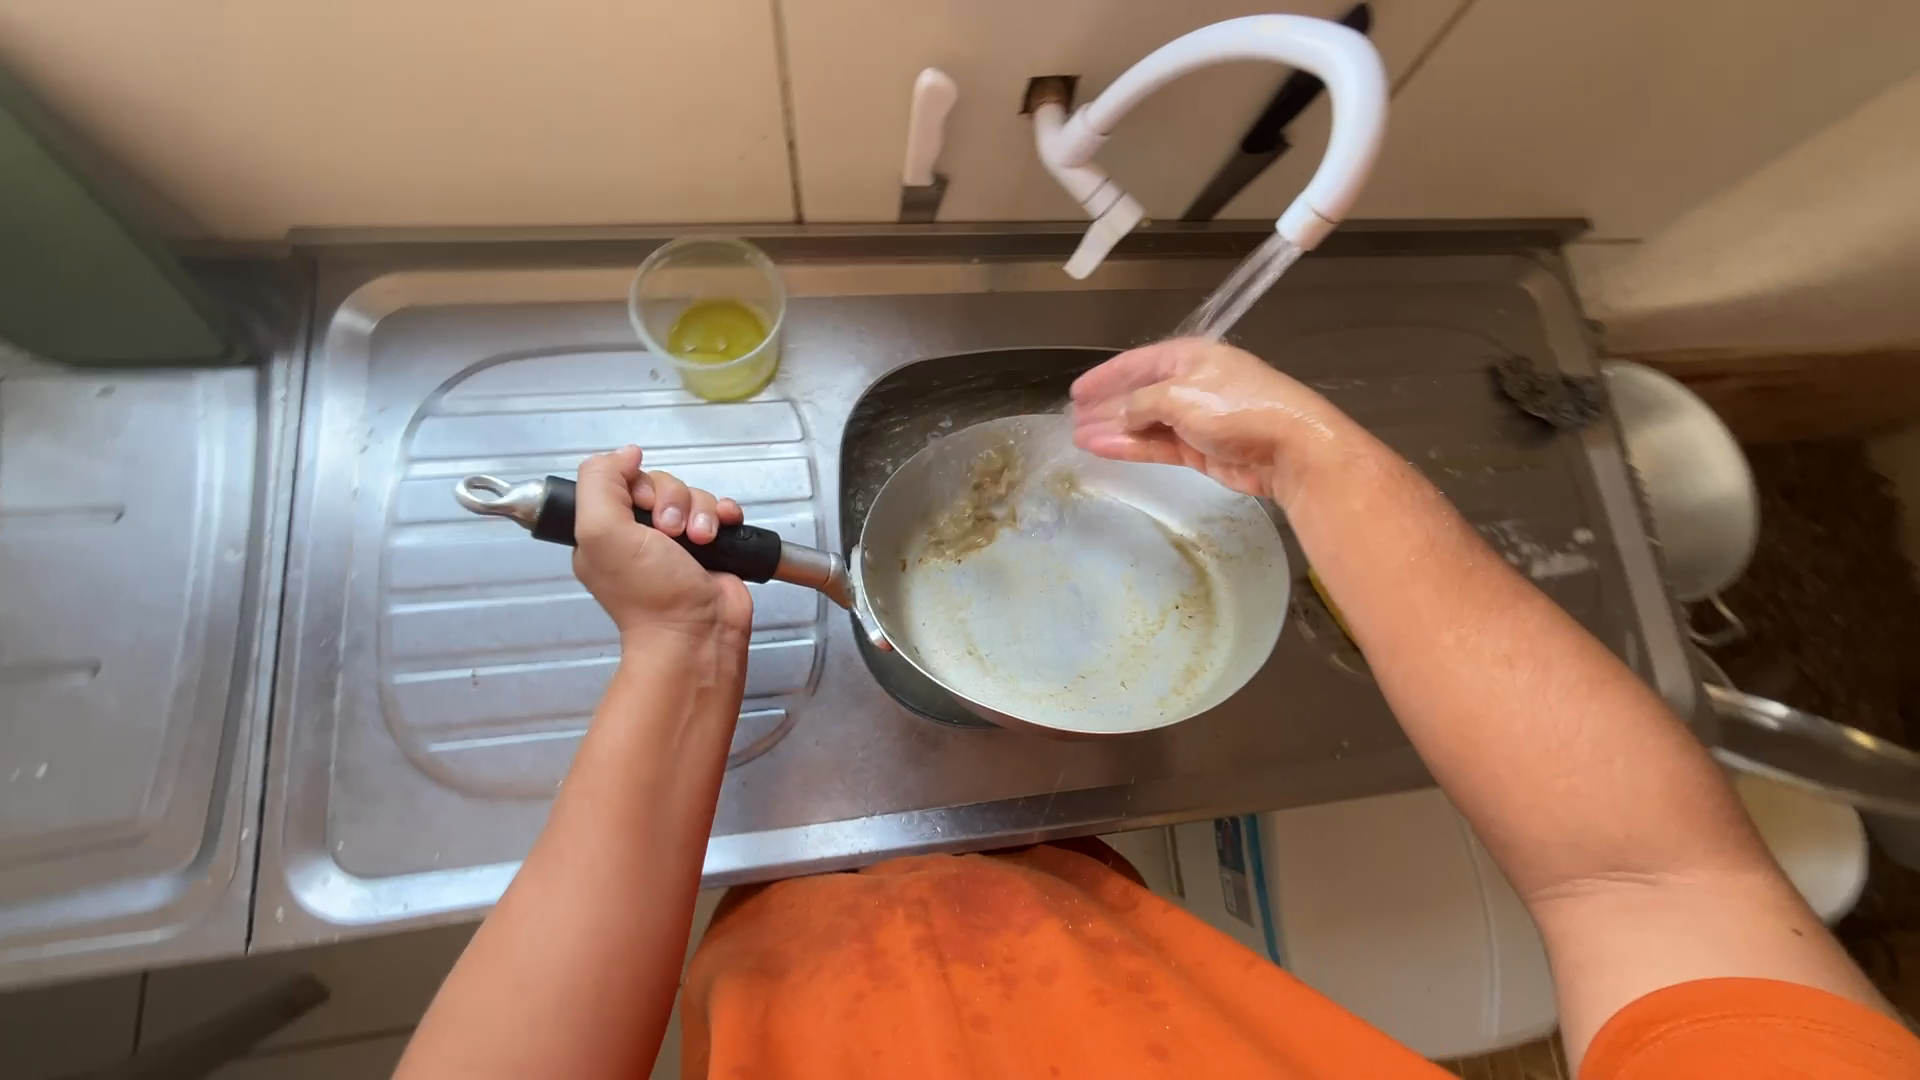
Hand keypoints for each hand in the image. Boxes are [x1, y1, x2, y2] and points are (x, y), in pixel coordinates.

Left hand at [572, 446, 754, 647]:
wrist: (698, 631)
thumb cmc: (647, 590)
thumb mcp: (600, 531)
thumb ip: (600, 481)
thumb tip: (627, 452)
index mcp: (607, 531)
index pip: (624, 480)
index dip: (639, 484)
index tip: (645, 509)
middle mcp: (642, 534)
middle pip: (662, 485)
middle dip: (674, 501)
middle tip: (674, 533)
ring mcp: (680, 541)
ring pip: (694, 496)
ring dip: (701, 512)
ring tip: (702, 540)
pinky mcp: (715, 547)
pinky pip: (720, 510)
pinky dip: (725, 514)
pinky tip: (725, 527)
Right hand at [1070, 338, 1350, 507]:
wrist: (1290, 448)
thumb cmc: (1237, 408)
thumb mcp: (1180, 395)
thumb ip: (1140, 404)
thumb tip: (1116, 416)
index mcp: (1190, 357)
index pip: (1137, 363)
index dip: (1105, 376)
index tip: (1076, 392)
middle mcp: (1190, 384)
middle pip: (1138, 394)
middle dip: (1106, 406)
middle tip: (1074, 418)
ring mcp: (1195, 419)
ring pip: (1144, 423)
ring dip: (1113, 430)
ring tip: (1080, 438)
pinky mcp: (1199, 449)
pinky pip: (1156, 445)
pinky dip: (1130, 447)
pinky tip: (1103, 449)